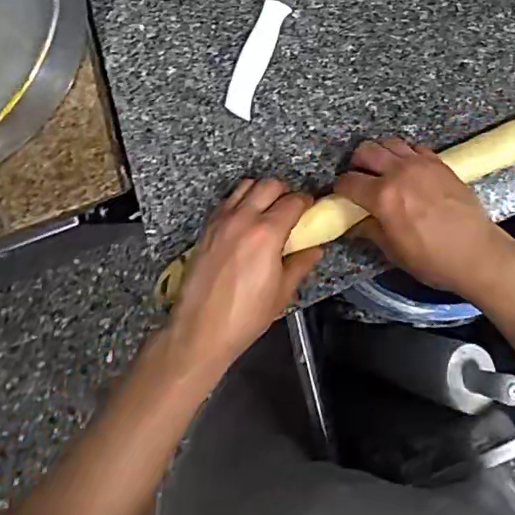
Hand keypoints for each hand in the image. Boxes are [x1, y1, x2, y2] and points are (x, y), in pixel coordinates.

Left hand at [166, 179, 322, 372]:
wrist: (200, 330)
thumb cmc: (245, 316)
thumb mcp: (282, 292)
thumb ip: (300, 264)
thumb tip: (314, 249)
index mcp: (267, 233)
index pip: (293, 201)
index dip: (306, 203)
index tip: (310, 210)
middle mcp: (244, 218)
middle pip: (269, 184)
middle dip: (285, 192)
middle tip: (291, 209)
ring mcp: (222, 220)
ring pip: (246, 185)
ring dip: (261, 191)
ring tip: (267, 210)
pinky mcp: (207, 227)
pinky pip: (228, 200)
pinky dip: (241, 200)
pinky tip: (245, 220)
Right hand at [333, 137, 514, 301]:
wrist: (477, 252)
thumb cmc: (434, 259)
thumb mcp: (395, 251)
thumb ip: (371, 231)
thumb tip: (355, 224)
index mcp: (383, 197)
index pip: (349, 182)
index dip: (341, 188)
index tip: (342, 195)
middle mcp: (399, 173)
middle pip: (366, 151)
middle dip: (356, 163)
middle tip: (360, 178)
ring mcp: (421, 164)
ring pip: (390, 143)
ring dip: (381, 154)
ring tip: (383, 170)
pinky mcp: (440, 163)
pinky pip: (414, 148)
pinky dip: (405, 155)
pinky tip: (409, 170)